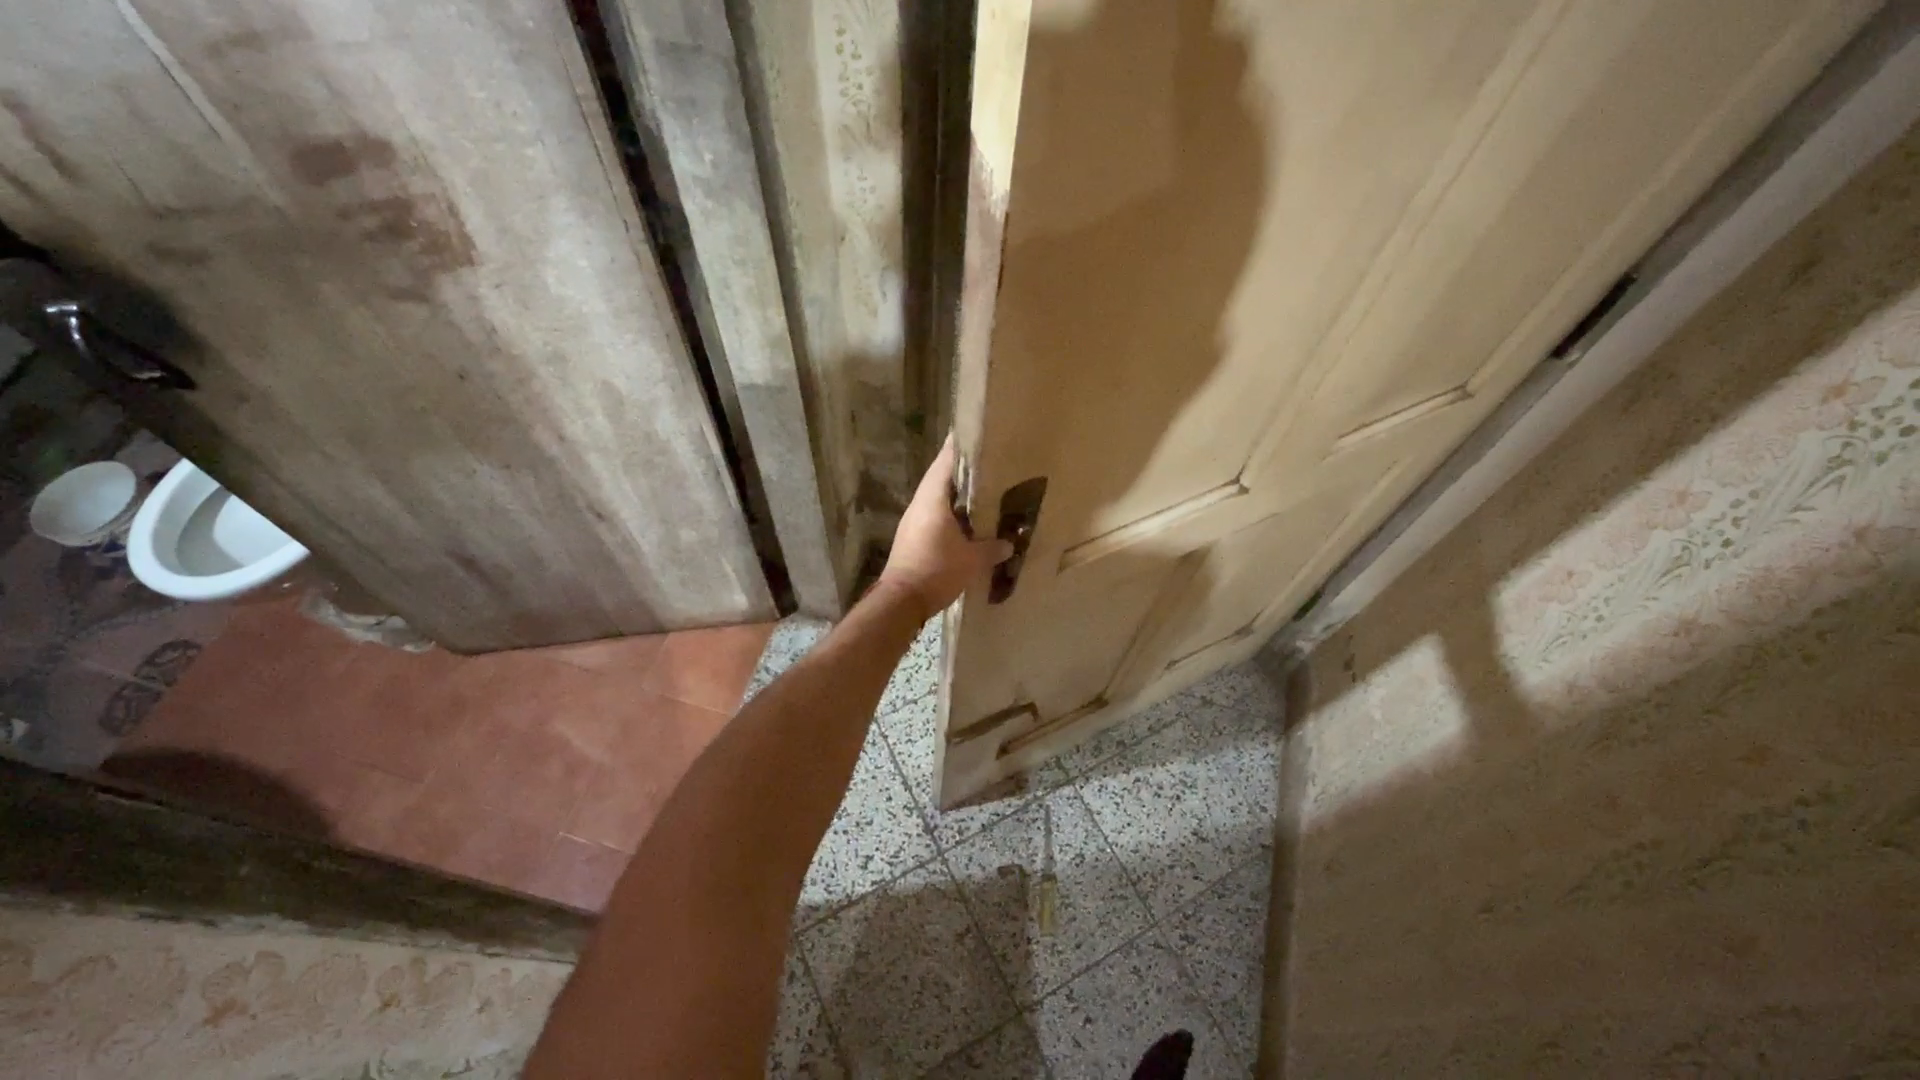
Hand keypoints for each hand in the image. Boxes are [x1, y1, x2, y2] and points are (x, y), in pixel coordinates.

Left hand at [877, 436, 1013, 619]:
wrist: (902, 601)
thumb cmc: (936, 571)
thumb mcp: (973, 560)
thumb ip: (993, 548)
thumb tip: (1009, 543)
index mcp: (932, 498)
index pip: (947, 459)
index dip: (963, 444)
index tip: (980, 432)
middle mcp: (921, 503)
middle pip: (943, 475)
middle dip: (966, 469)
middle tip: (992, 461)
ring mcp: (914, 520)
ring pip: (940, 496)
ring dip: (960, 492)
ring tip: (987, 488)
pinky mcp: (914, 536)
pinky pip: (937, 514)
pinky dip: (954, 511)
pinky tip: (972, 519)